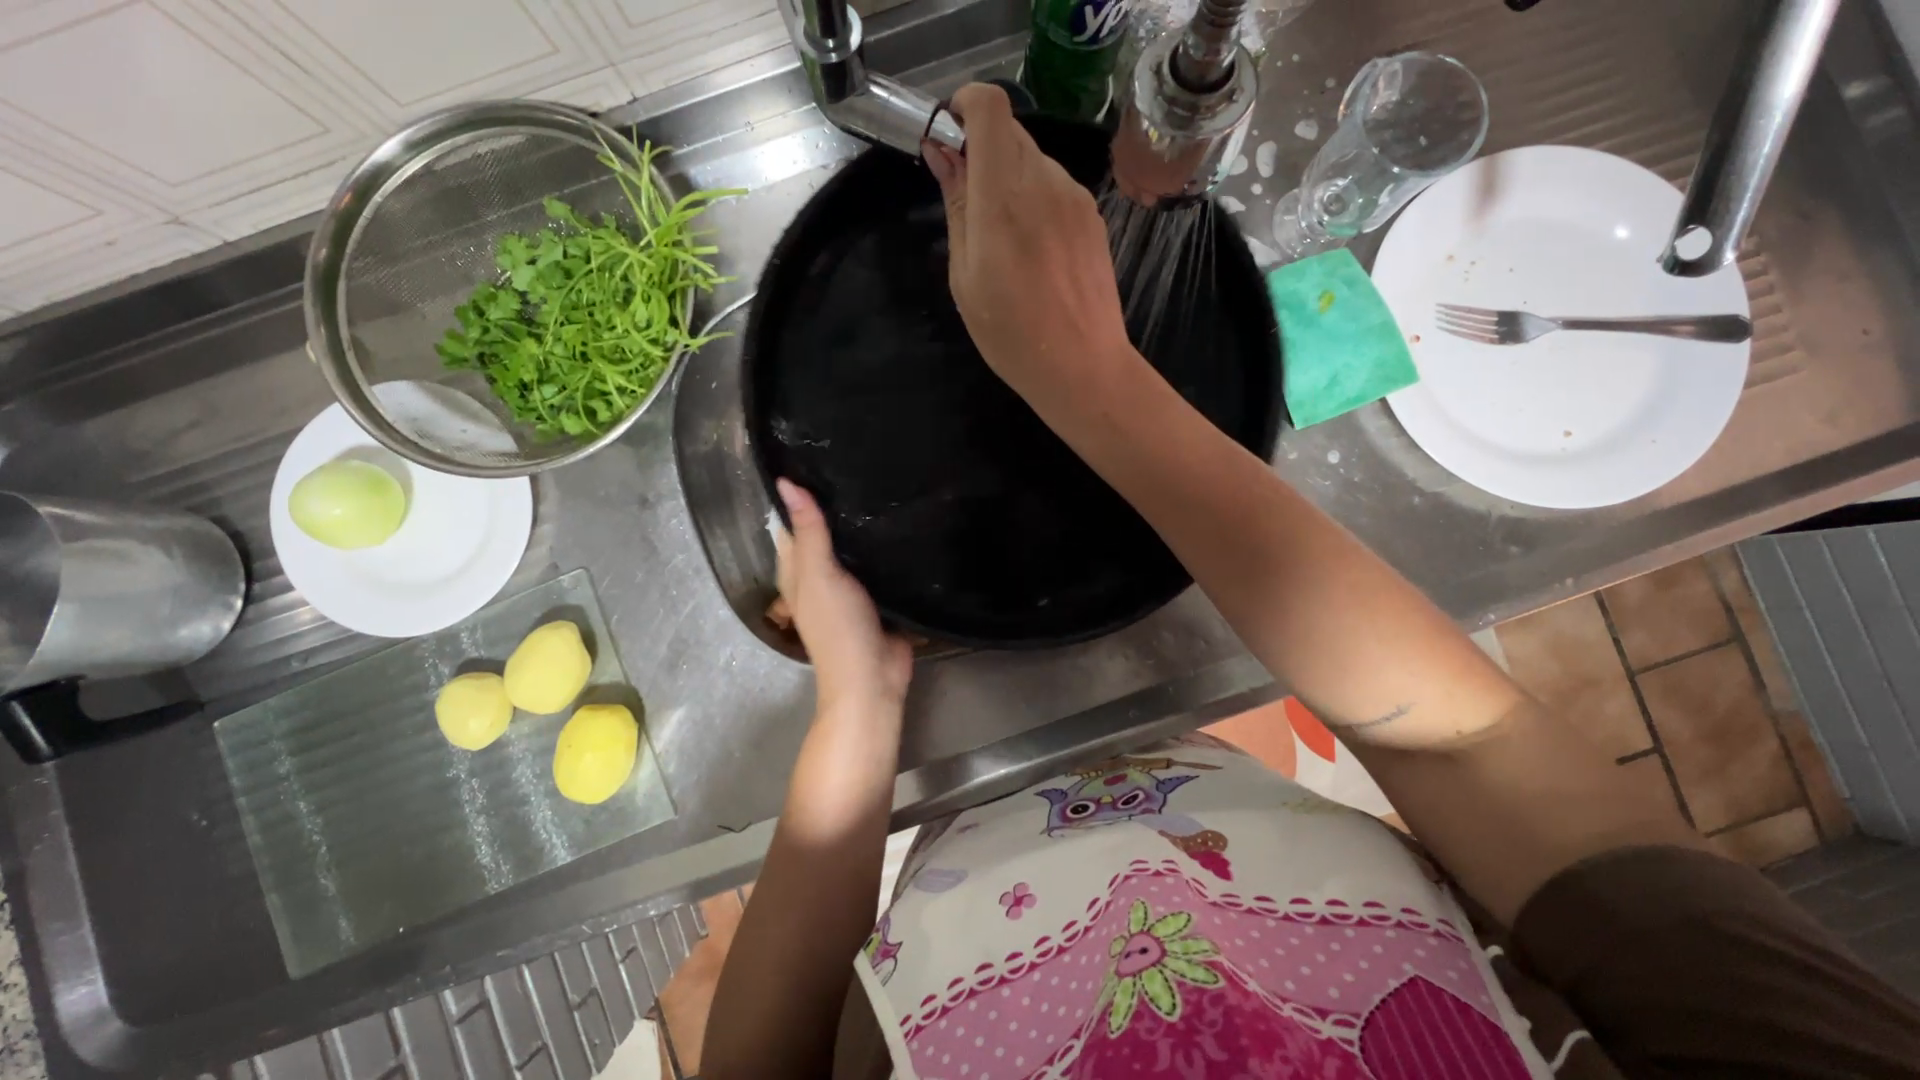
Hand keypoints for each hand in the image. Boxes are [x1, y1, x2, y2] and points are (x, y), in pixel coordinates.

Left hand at [774, 479, 913, 714]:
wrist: (873, 678)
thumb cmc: (838, 628)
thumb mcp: (819, 575)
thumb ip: (809, 531)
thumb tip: (785, 482)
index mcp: (797, 570)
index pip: (793, 523)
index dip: (799, 494)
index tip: (815, 454)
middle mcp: (821, 575)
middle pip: (825, 532)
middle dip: (838, 503)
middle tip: (860, 458)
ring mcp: (852, 587)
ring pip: (854, 546)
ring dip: (864, 523)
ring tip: (884, 478)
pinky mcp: (880, 596)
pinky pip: (880, 564)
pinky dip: (886, 546)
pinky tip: (903, 520)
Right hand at [924, 83, 1132, 397]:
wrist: (1083, 367)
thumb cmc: (1011, 333)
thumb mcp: (965, 275)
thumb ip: (957, 205)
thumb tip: (943, 153)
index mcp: (1003, 195)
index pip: (990, 106)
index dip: (965, 106)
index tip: (948, 136)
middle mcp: (1044, 182)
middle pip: (1009, 132)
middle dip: (980, 151)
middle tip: (965, 200)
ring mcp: (1075, 197)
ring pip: (1033, 160)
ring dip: (1008, 179)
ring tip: (1002, 240)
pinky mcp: (1092, 215)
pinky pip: (1054, 186)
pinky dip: (1034, 199)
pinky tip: (1032, 250)